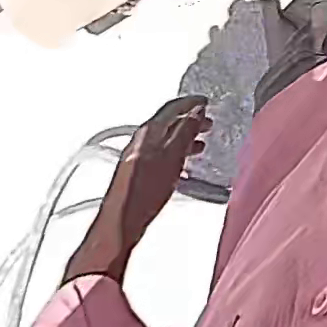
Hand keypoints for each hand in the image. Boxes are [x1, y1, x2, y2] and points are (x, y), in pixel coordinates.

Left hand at [64, 96, 211, 282]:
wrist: (120, 225)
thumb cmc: (144, 191)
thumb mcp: (173, 156)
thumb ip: (186, 131)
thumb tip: (197, 112)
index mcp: (148, 131)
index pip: (172, 107)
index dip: (191, 102)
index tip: (204, 102)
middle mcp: (139, 141)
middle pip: (168, 122)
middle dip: (189, 120)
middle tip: (205, 121)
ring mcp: (136, 156)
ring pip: (164, 138)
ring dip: (183, 137)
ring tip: (198, 142)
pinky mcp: (135, 172)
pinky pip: (159, 153)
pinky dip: (174, 151)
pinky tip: (182, 162)